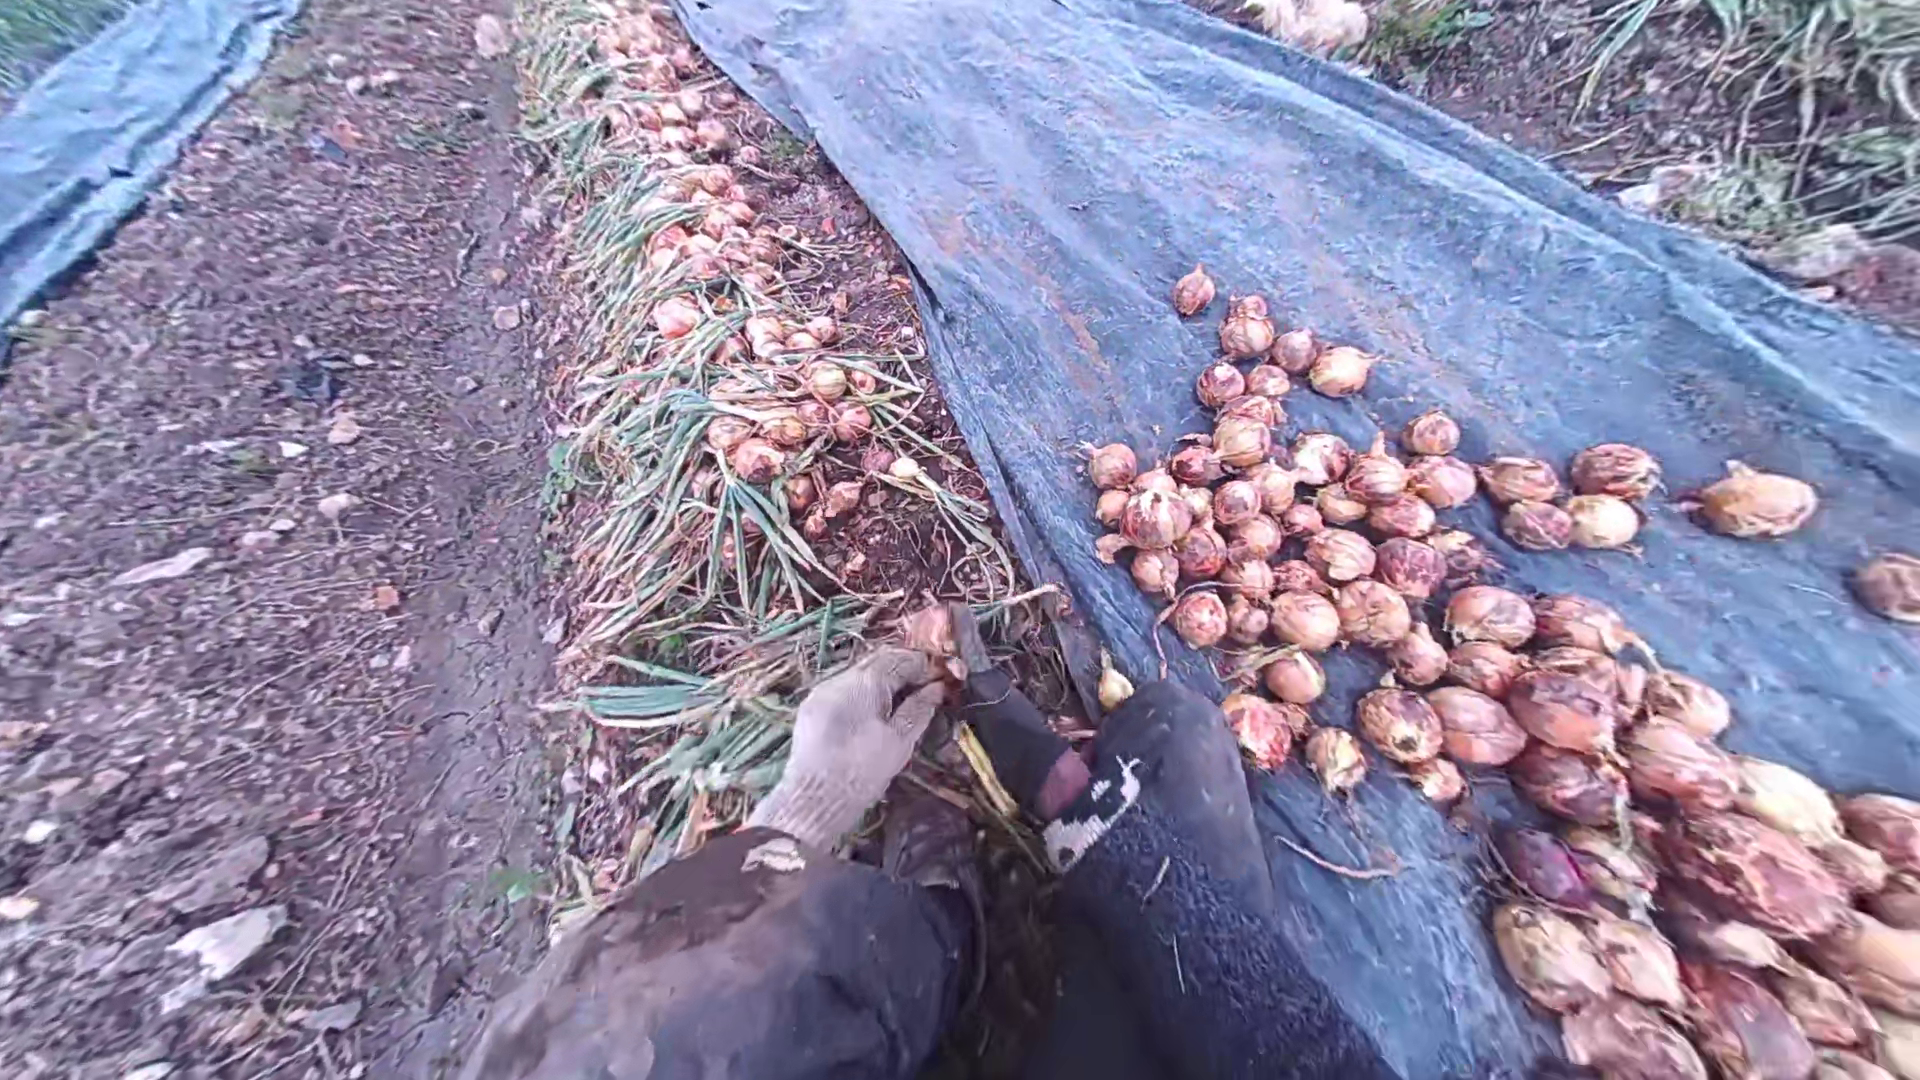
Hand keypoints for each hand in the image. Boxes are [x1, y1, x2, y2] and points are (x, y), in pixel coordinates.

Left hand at [746, 648, 947, 849]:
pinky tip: (870, 712)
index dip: (924, 666)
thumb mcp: (900, 740)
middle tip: (923, 687)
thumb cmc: (863, 770)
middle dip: (903, 669)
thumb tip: (937, 687)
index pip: (901, 659)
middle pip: (878, 661)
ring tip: (900, 701)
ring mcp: (822, 691)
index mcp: (866, 681)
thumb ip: (920, 708)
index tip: (940, 679)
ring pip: (858, 674)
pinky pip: (842, 689)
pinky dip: (861, 693)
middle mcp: (841, 677)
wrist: (813, 800)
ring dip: (881, 681)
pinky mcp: (810, 708)